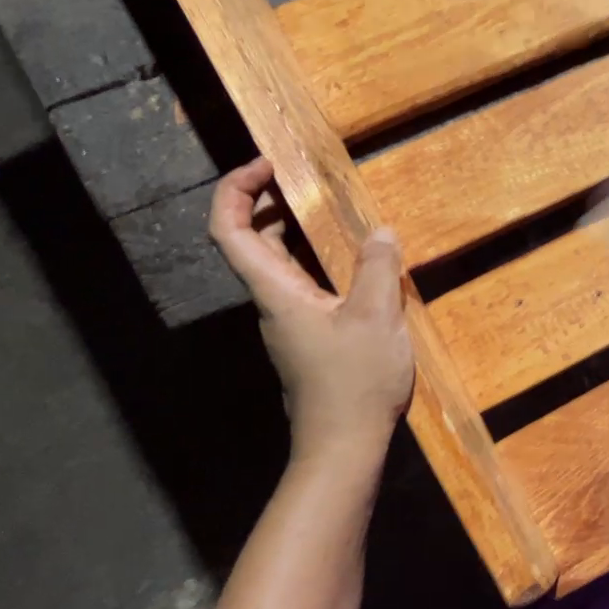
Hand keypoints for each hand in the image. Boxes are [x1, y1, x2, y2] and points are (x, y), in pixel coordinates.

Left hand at [209, 159, 414, 470]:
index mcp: (276, 292)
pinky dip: (319, 262)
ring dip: (295, 233)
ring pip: (278, 266)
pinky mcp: (312, 340)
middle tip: (302, 181)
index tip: (266, 164)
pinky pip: (305, 286)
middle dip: (265, 204)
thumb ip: (378, 269)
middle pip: (249, 244)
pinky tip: (358, 266)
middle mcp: (274, 304)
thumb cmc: (354, 380)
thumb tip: (380, 231)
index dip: (235, 190)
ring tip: (333, 214)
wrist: (344, 444)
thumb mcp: (377, 318)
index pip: (228, 231)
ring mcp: (291, 324)